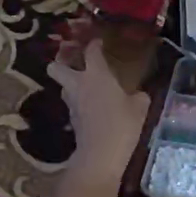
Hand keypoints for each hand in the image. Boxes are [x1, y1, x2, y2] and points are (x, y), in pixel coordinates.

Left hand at [49, 39, 150, 180]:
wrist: (100, 154)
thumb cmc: (122, 124)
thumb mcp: (140, 107)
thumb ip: (139, 96)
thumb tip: (139, 95)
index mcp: (96, 74)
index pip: (91, 51)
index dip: (94, 45)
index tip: (98, 42)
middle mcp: (78, 84)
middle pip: (56, 67)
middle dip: (61, 63)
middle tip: (73, 63)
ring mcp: (71, 103)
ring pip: (63, 87)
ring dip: (70, 84)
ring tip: (85, 87)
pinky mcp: (70, 120)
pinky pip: (72, 105)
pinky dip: (78, 103)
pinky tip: (91, 108)